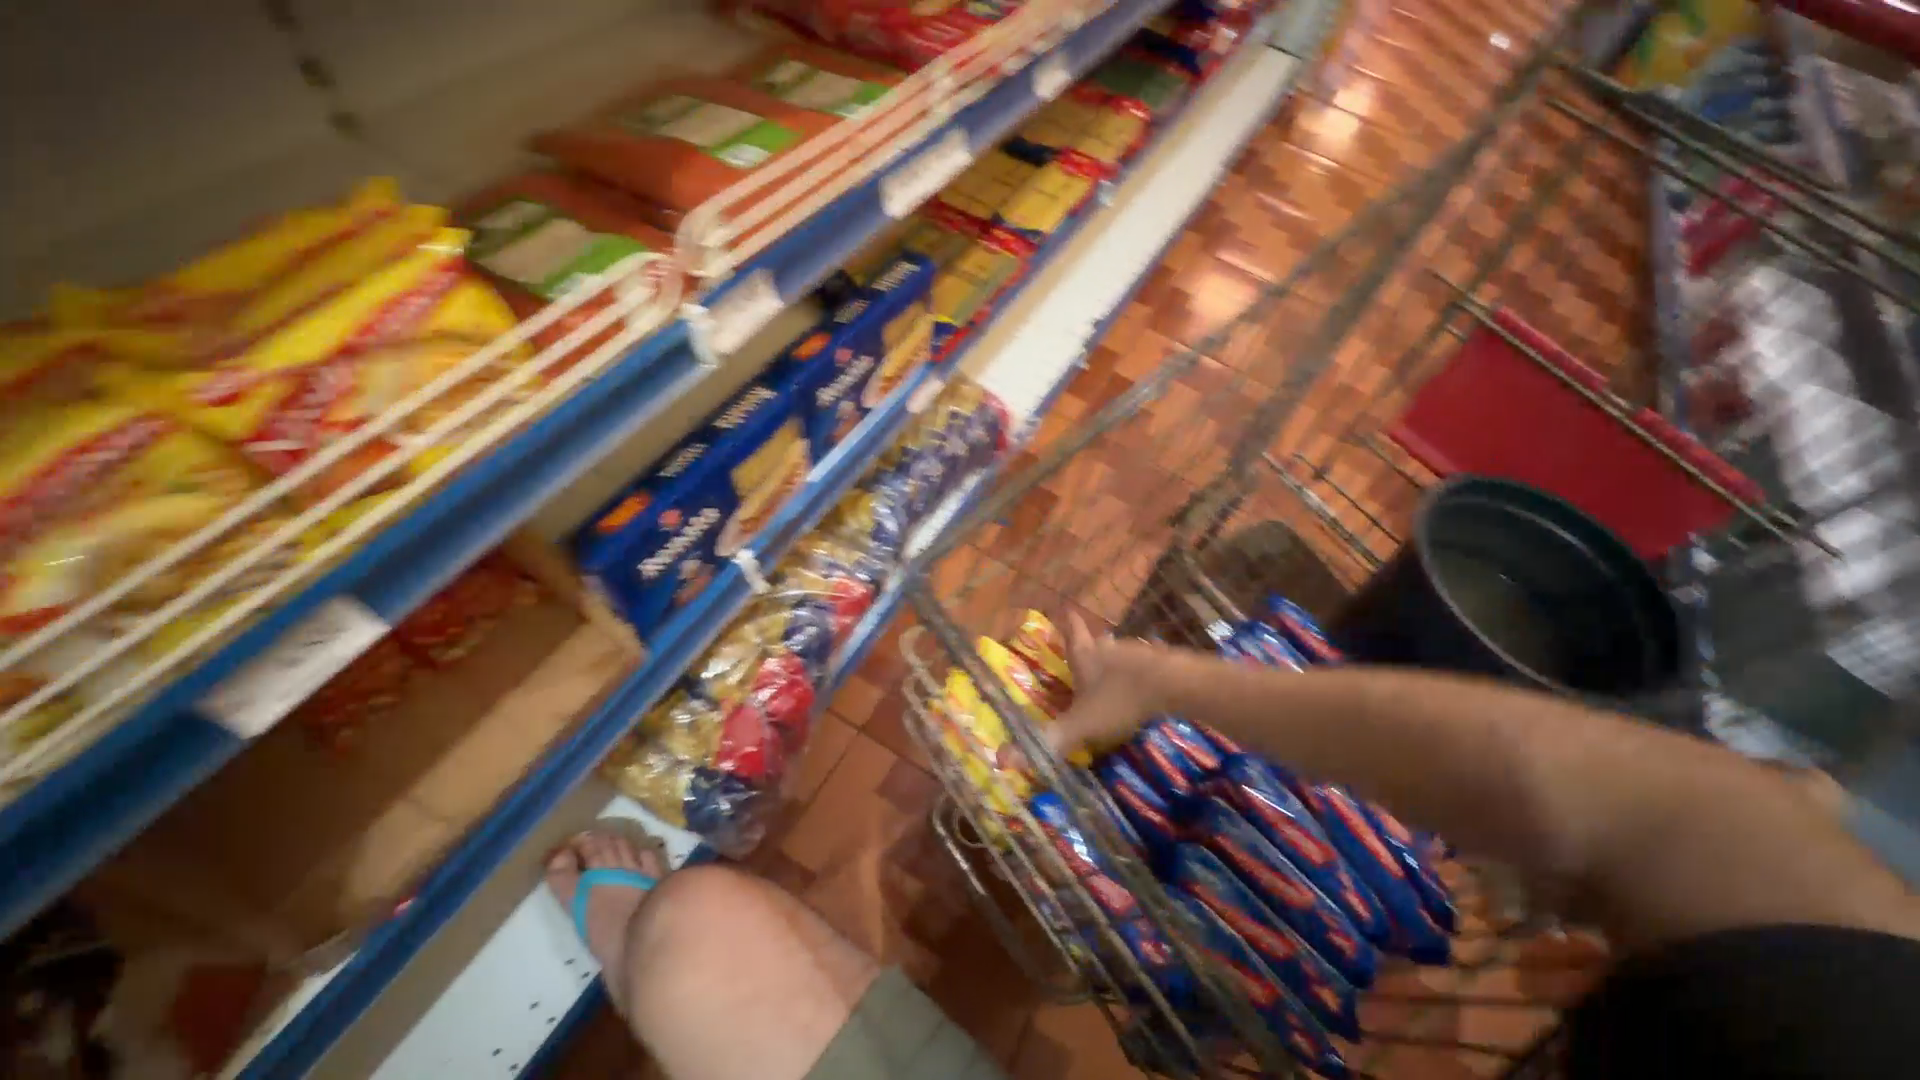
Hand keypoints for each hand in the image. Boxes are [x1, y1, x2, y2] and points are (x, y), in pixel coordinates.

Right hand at [1004, 614, 1168, 769]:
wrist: (1173, 685)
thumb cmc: (1120, 698)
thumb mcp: (1081, 723)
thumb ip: (1050, 739)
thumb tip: (1003, 758)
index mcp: (1085, 657)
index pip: (1072, 632)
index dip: (1067, 622)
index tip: (1065, 608)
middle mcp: (1108, 649)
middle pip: (1096, 643)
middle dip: (1090, 647)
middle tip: (1085, 652)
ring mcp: (1137, 654)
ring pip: (1120, 655)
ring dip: (1113, 663)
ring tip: (1109, 678)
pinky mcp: (1160, 666)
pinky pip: (1143, 668)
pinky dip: (1136, 677)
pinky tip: (1139, 691)